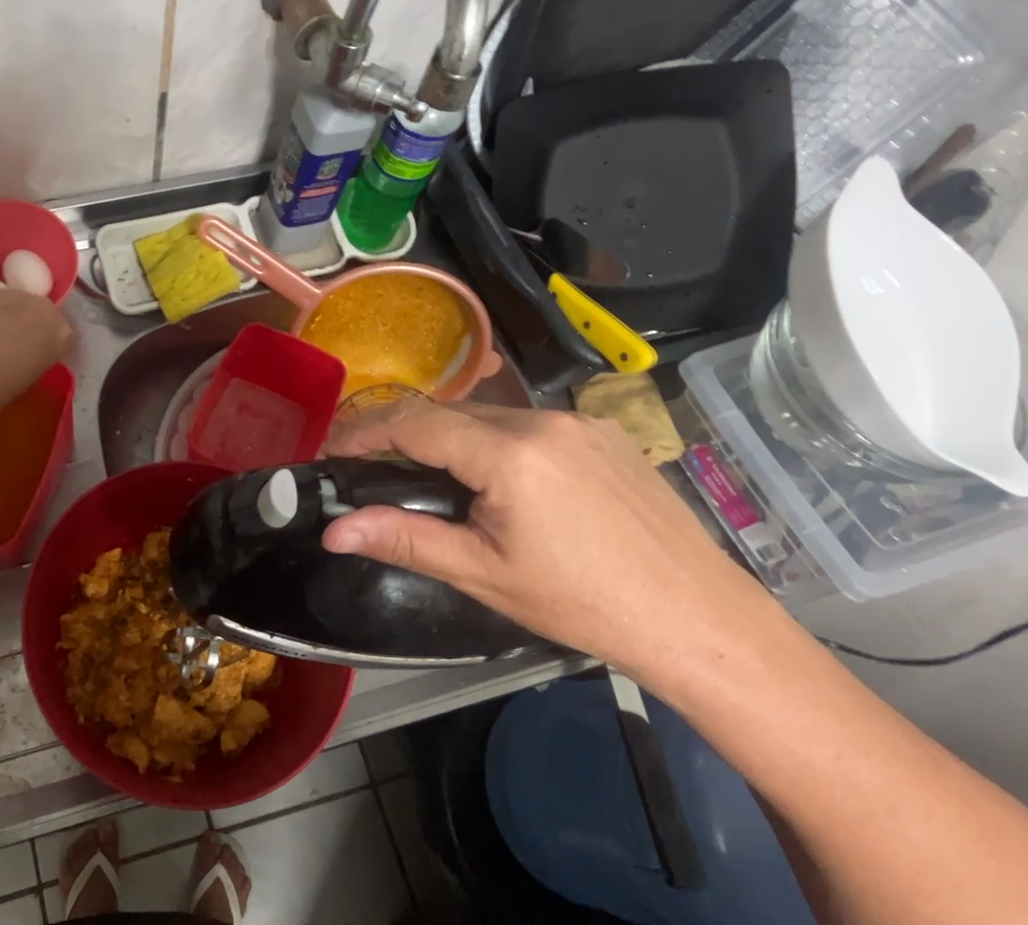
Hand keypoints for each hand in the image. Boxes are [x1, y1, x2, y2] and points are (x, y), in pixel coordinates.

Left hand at [0, 288, 71, 426]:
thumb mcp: (31, 377)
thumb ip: (39, 356)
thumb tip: (30, 349)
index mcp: (62, 333)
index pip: (65, 333)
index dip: (51, 344)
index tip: (40, 355)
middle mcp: (43, 307)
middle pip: (44, 311)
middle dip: (34, 324)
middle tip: (18, 342)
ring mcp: (12, 294)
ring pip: (19, 301)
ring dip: (12, 314)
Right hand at [321, 397, 777, 674]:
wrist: (695, 617)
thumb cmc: (581, 604)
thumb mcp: (482, 573)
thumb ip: (404, 540)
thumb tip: (333, 531)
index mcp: (511, 454)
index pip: (416, 421)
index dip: (365, 430)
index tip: (332, 449)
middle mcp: (546, 420)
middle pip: (451, 411)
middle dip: (402, 432)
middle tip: (368, 466)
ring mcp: (582, 422)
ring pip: (491, 415)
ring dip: (450, 436)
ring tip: (427, 476)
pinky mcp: (606, 433)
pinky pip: (530, 424)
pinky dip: (494, 441)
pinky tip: (494, 480)